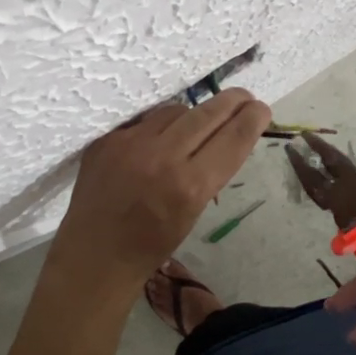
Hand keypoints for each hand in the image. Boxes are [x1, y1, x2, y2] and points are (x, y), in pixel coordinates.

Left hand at [55, 90, 271, 280]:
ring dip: (193, 115)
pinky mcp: (106, 141)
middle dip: (232, 102)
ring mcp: (130, 145)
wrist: (94, 257)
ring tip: (200, 123)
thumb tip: (223, 139)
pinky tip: (160, 139)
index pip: (232, 139)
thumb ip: (208, 174)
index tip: (261, 110)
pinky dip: (158, 127)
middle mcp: (162, 158)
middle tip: (244, 97)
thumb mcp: (192, 213)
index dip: (252, 120)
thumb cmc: (150, 247)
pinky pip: (143, 121)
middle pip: (207, 115)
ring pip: (175, 111)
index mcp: (190, 186)